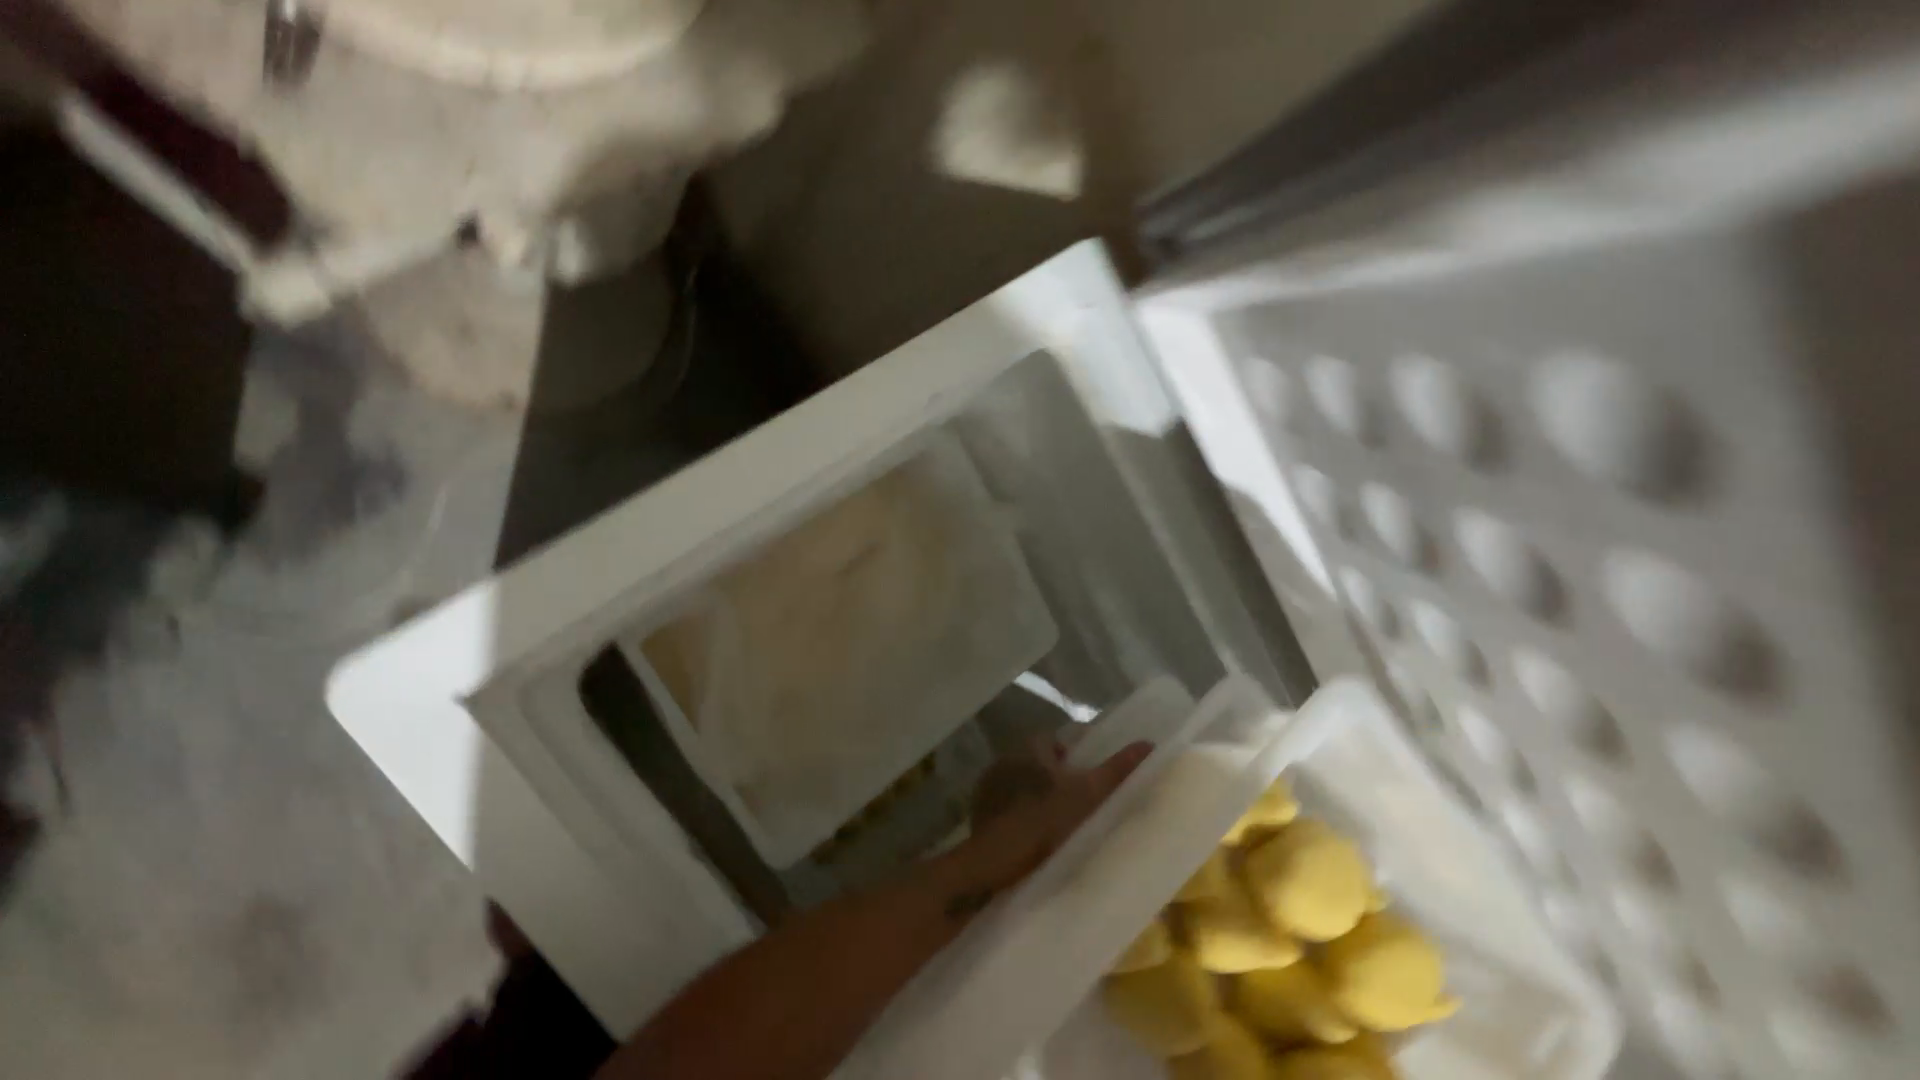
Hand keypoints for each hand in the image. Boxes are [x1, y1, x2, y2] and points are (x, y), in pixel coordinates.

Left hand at [938, 739, 1152, 913]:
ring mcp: (988, 786)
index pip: (1057, 740)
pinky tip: (1035, 836)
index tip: (1092, 776)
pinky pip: (1007, 807)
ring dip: (1038, 797)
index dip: (1076, 755)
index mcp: (1030, 748)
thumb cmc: (1046, 820)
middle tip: (1081, 802)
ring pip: (1022, 785)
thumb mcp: (1089, 795)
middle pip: (1039, 763)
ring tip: (1061, 822)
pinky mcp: (980, 812)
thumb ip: (1117, 770)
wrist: (997, 861)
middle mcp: (1005, 759)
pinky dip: (1021, 816)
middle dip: (1057, 778)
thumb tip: (1148, 744)